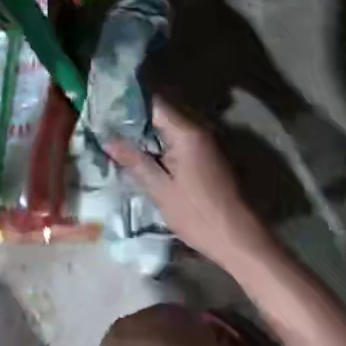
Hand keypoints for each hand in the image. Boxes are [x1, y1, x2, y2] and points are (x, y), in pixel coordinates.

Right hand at [104, 99, 273, 266]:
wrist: (242, 244)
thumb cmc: (200, 216)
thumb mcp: (160, 190)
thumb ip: (133, 160)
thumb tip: (106, 139)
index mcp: (186, 133)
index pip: (152, 102)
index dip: (126, 101)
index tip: (103, 105)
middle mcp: (197, 131)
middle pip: (159, 112)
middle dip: (131, 116)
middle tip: (103, 122)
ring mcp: (203, 144)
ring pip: (166, 126)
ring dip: (143, 130)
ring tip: (114, 135)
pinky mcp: (205, 157)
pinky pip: (175, 139)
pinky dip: (156, 142)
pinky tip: (138, 153)